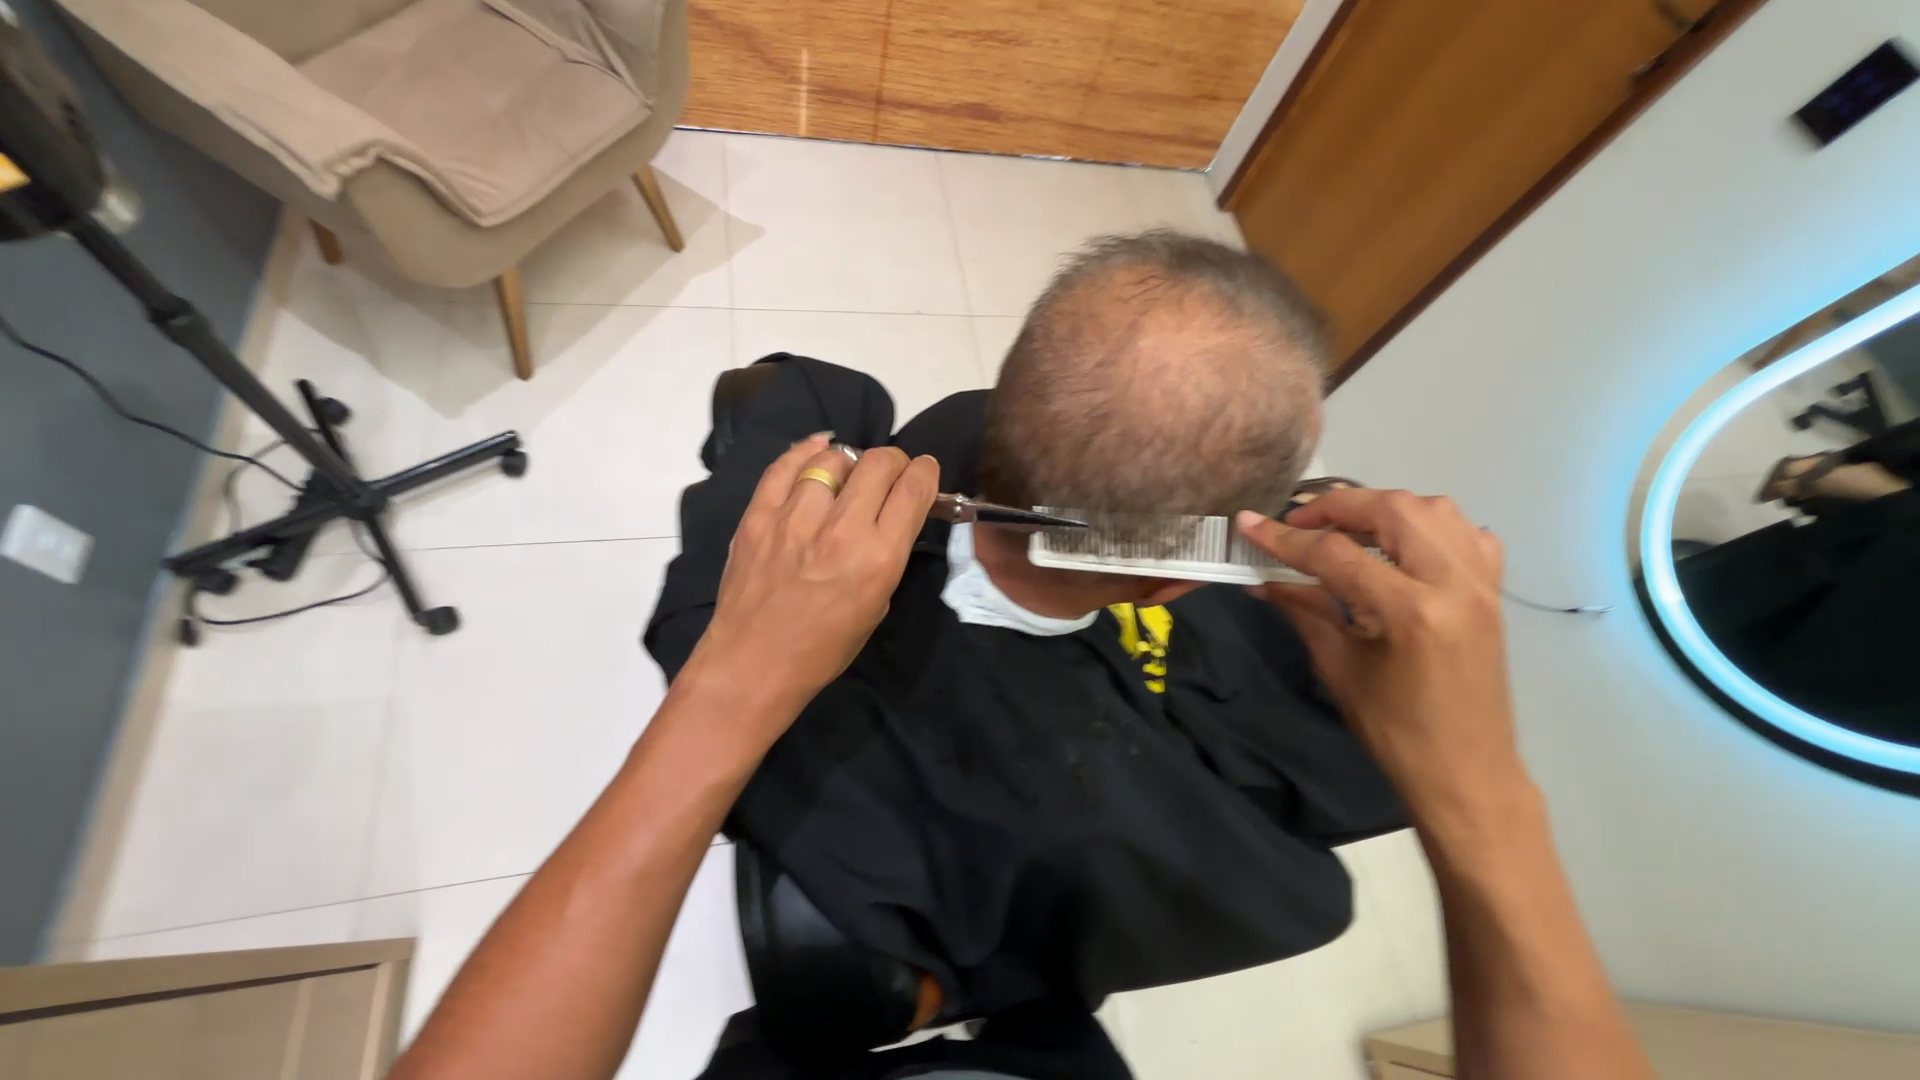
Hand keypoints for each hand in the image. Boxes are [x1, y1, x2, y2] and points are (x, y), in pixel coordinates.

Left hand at [685, 434, 938, 723]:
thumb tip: (891, 517)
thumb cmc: (824, 647)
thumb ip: (887, 554)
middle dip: (894, 460)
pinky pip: (785, 465)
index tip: (924, 471)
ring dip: (851, 461)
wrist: (754, 663)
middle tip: (891, 472)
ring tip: (850, 473)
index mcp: (878, 558)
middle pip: (878, 464)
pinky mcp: (759, 515)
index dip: (925, 472)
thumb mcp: (877, 605)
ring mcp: (795, 518)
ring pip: (833, 459)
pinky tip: (819, 447)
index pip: (912, 490)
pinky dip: (806, 450)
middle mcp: (841, 529)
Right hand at [1235, 491, 1524, 826]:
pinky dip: (1428, 524)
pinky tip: (1401, 545)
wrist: (1465, 769)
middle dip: (1336, 505)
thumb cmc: (1392, 728)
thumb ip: (1302, 609)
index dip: (1284, 537)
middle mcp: (1452, 584)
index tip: (1247, 523)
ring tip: (1346, 527)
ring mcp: (1481, 583)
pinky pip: (1465, 532)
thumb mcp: (1336, 666)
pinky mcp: (1493, 590)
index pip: (1335, 553)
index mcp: (1409, 611)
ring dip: (1382, 507)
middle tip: (1298, 522)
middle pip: (1391, 509)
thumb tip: (1260, 577)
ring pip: (1433, 508)